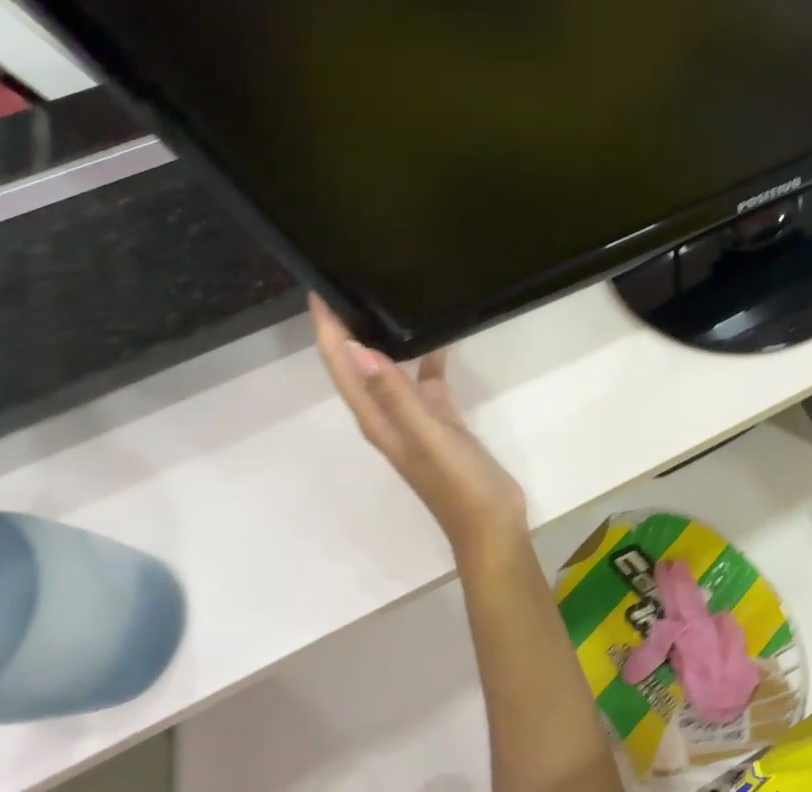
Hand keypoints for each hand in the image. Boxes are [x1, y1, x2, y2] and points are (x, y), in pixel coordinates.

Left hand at [310, 294, 527, 557]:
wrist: (490, 523)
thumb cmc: (459, 483)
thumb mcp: (428, 437)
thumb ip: (396, 396)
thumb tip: (357, 351)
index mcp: (377, 420)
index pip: (342, 367)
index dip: (328, 330)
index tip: (320, 292)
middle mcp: (388, 417)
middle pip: (357, 366)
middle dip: (347, 329)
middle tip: (348, 286)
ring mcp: (414, 422)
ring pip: (389, 372)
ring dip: (383, 340)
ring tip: (389, 303)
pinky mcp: (441, 423)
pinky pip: (426, 384)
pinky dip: (429, 361)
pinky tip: (444, 340)